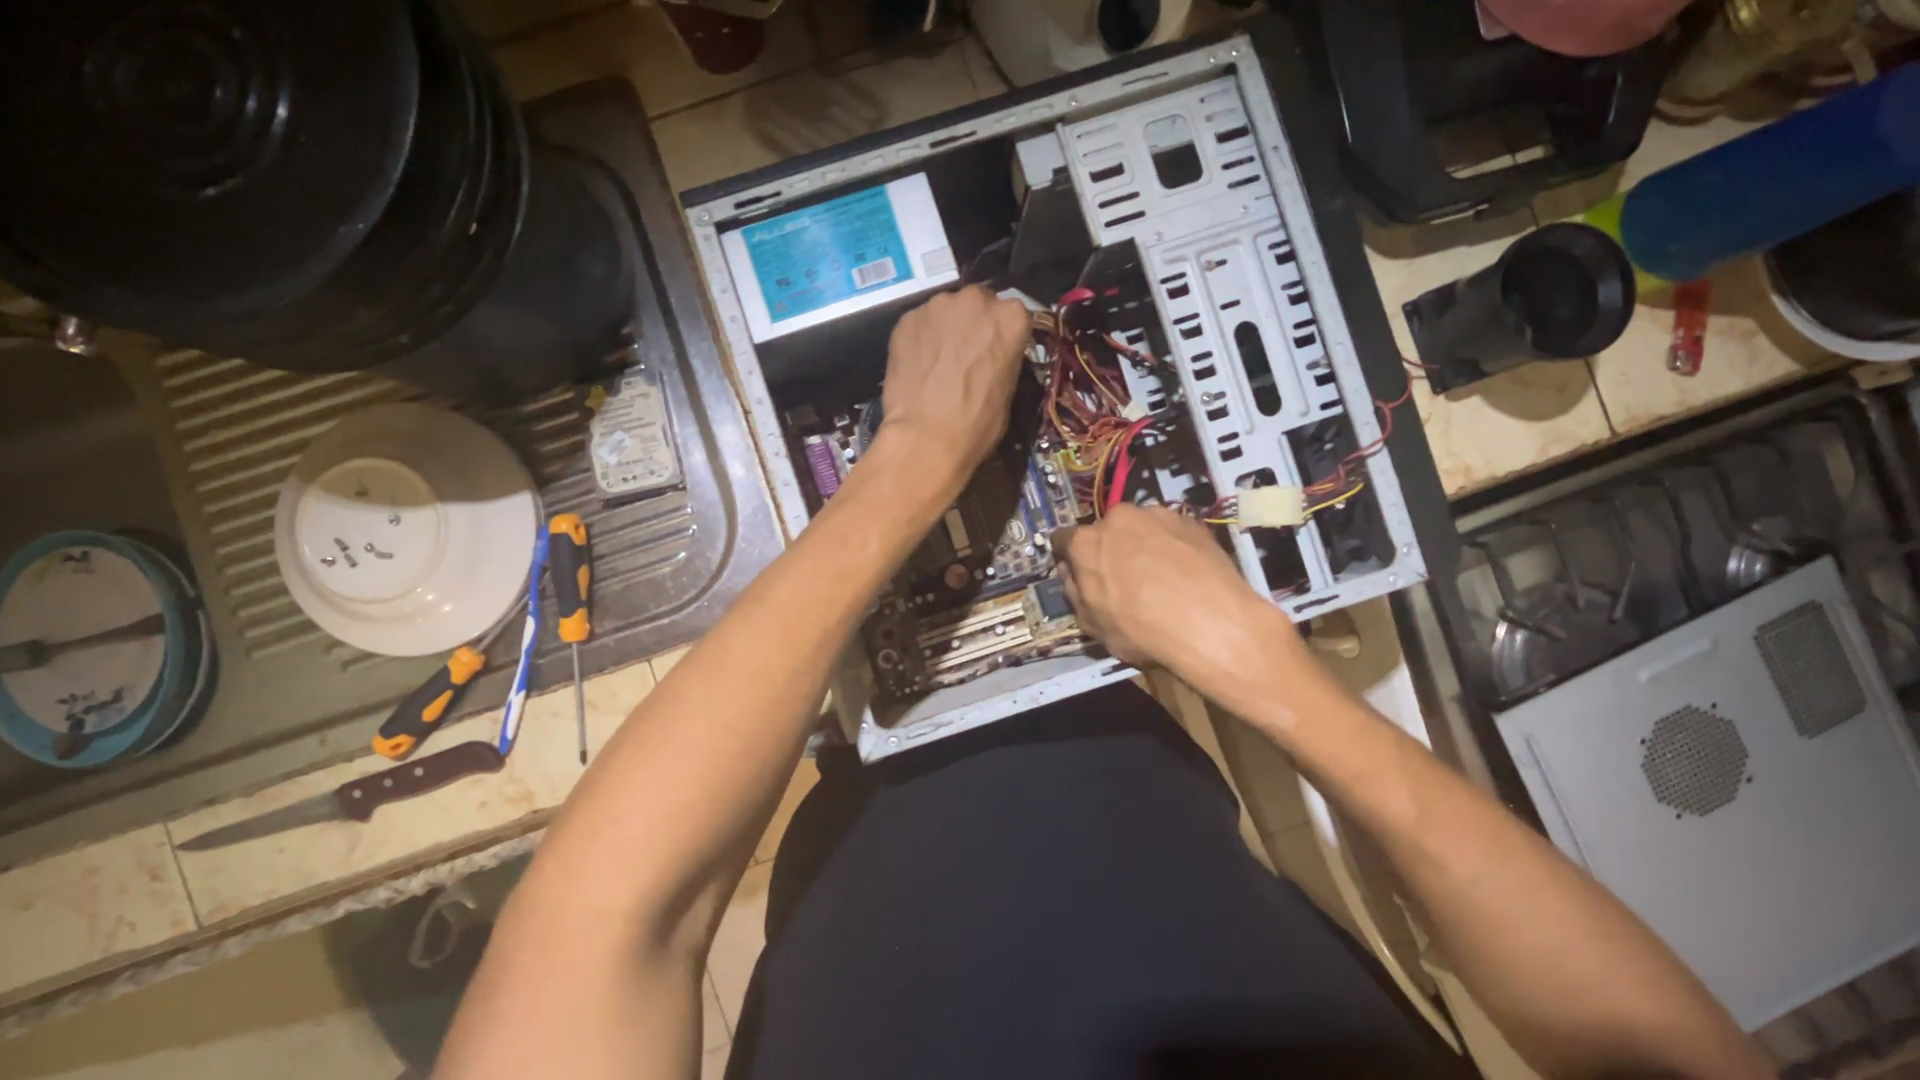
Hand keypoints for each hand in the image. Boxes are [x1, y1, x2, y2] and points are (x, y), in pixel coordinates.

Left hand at [877, 286, 1030, 486]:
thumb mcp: (1008, 389)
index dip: (1003, 335)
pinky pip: (919, 323)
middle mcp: (976, 300)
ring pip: (946, 311)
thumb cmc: (978, 421)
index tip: (996, 351)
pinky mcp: (907, 317)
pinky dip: (920, 338)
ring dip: (946, 329)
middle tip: (965, 354)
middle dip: (974, 324)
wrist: (927, 436)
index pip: (1013, 315)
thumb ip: (1003, 357)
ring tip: (937, 361)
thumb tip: (990, 356)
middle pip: (978, 304)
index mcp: (1012, 317)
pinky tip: (918, 364)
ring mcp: (938, 305)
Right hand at [1056, 505, 1306, 688]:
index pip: (1064, 540)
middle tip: (1126, 581)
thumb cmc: (1143, 629)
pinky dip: (1173, 547)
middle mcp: (1118, 519)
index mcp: (1086, 543)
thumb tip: (1070, 573)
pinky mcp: (1191, 521)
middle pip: (1106, 532)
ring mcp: (1157, 515)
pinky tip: (1186, 573)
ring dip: (1143, 546)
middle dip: (1111, 550)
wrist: (1212, 622)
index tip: (1081, 574)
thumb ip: (1075, 593)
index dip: (1071, 558)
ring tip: (1162, 577)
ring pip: (1141, 529)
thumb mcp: (1094, 626)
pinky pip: (1171, 532)